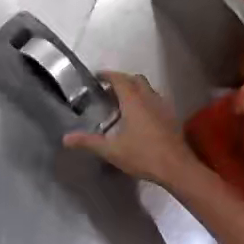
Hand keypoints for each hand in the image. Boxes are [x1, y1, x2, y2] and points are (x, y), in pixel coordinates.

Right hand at [62, 71, 205, 188]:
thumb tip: (66, 138)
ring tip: (122, 103)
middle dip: (122, 80)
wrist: (177, 168)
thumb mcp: (112, 151)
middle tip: (108, 90)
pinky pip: (156, 100)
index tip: (97, 77)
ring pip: (148, 89)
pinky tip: (140, 117)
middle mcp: (149, 98)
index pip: (119, 79)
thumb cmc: (143, 155)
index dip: (108, 75)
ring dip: (135, 90)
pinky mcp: (171, 117)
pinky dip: (145, 100)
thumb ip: (89, 142)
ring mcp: (163, 107)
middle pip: (135, 80)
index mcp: (134, 101)